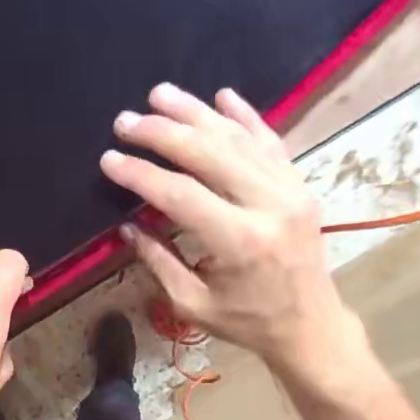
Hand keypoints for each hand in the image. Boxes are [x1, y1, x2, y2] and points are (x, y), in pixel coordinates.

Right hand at [99, 83, 365, 387]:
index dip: (140, 174)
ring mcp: (291, 190)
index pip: (180, 194)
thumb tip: (128, 224)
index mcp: (240, 242)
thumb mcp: (191, 303)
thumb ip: (158, 261)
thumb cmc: (246, 320)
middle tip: (125, 121)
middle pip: (209, 154)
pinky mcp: (300, 184)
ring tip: (160, 94)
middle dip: (162, 133)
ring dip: (196, 113)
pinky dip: (245, 115)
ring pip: (238, 138)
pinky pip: (270, 140)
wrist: (310, 325)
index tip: (109, 159)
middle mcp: (269, 205)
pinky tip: (221, 95)